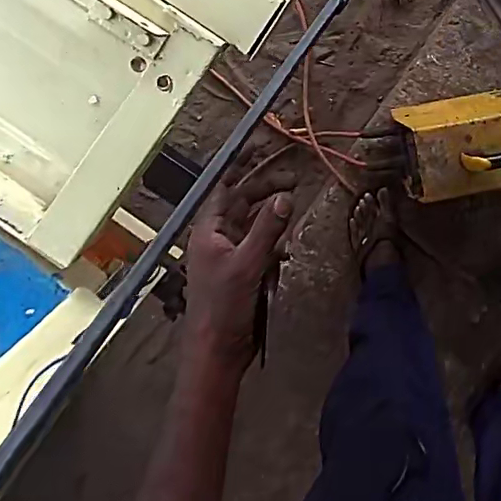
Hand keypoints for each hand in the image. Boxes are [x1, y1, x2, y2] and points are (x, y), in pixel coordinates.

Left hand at [182, 169, 295, 373]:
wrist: (217, 354)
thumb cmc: (223, 308)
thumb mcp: (248, 264)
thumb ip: (267, 228)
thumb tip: (286, 196)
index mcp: (208, 230)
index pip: (224, 185)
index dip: (241, 164)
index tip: (260, 146)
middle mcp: (217, 236)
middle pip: (243, 200)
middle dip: (266, 187)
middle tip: (293, 179)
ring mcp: (230, 253)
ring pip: (254, 221)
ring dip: (272, 214)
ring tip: (292, 207)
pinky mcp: (243, 270)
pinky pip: (261, 244)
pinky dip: (275, 240)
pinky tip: (287, 247)